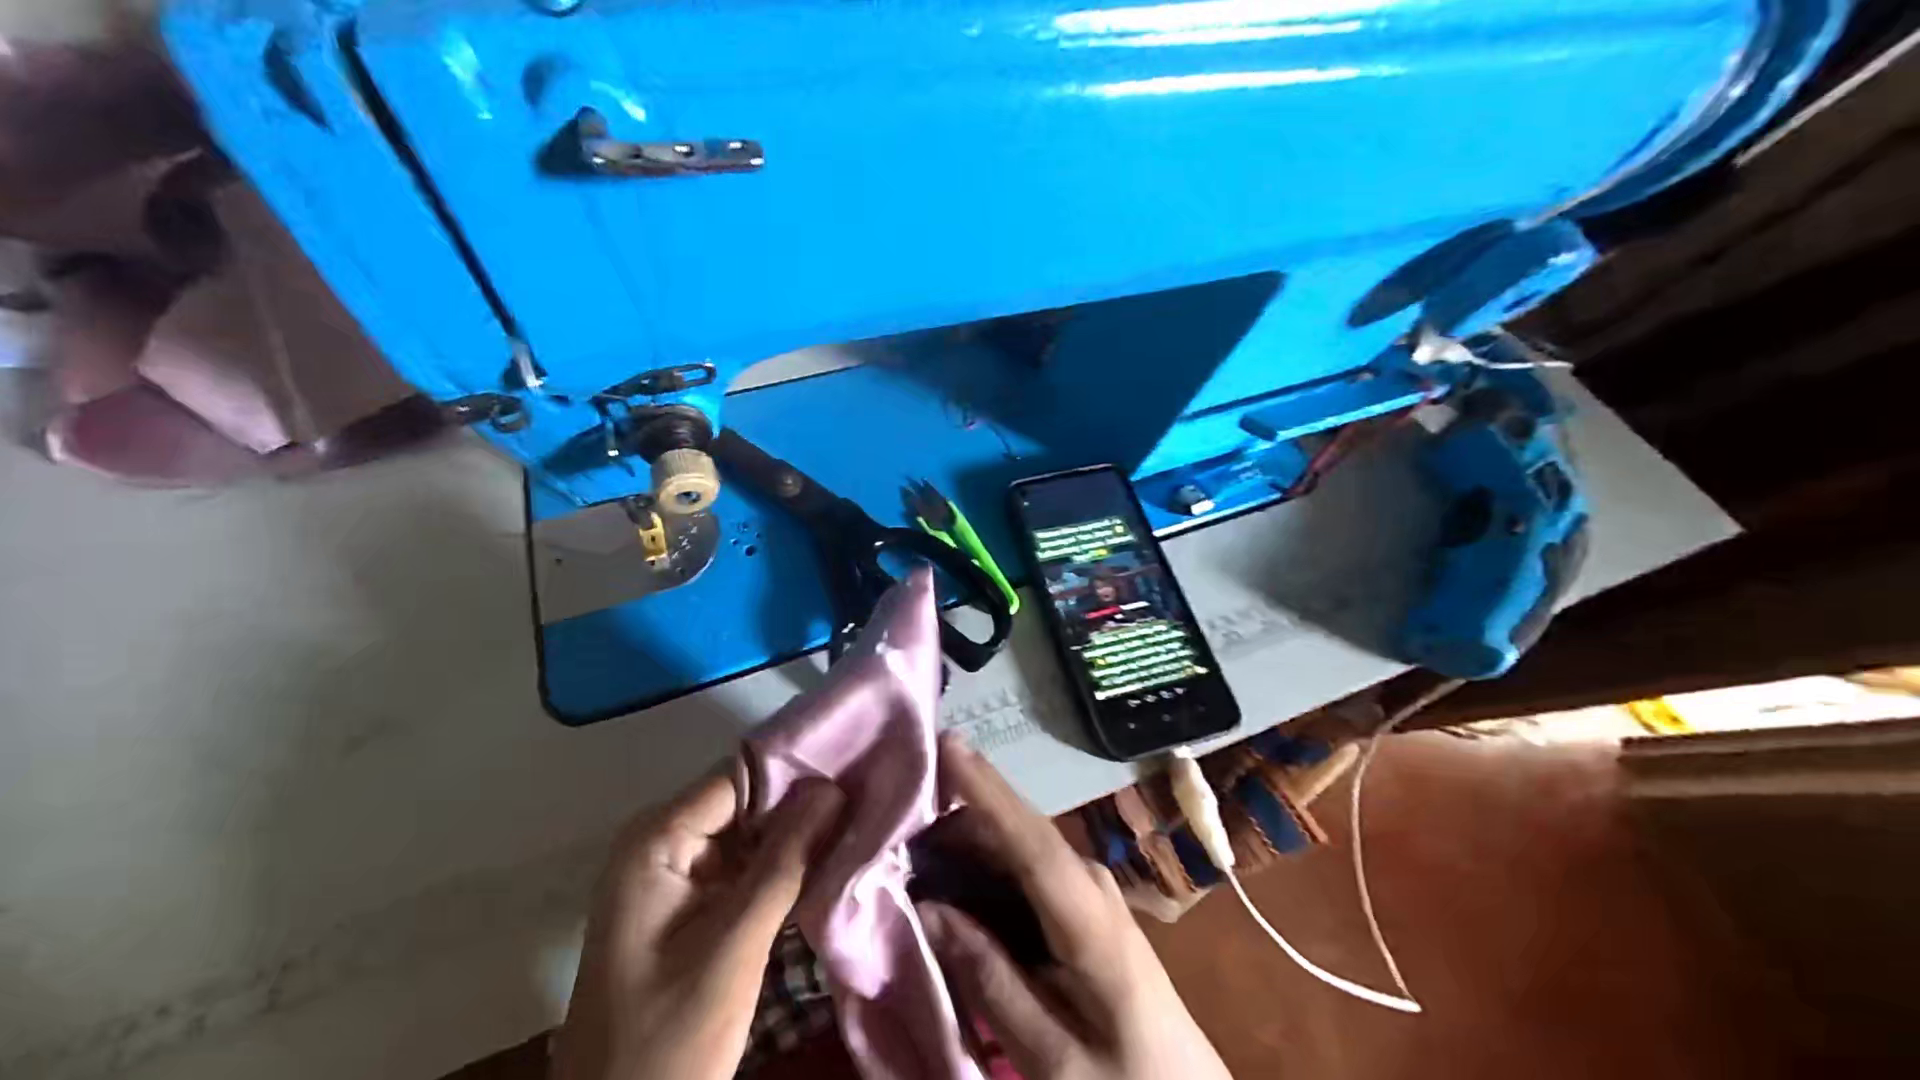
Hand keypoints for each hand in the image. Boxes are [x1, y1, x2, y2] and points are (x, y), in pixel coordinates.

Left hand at [552, 771, 843, 1079]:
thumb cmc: (668, 1038)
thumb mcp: (734, 946)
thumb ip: (785, 862)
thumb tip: (832, 788)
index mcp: (656, 840)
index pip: (740, 777)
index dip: (798, 770)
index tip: (857, 769)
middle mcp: (661, 842)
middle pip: (746, 801)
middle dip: (804, 804)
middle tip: (869, 799)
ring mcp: (674, 874)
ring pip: (751, 833)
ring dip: (799, 836)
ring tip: (863, 821)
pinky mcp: (690, 904)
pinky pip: (744, 866)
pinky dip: (783, 867)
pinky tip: (831, 860)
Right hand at [919, 737, 1231, 1079]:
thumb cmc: (1120, 1077)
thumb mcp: (1050, 1054)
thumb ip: (989, 978)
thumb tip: (927, 908)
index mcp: (1086, 913)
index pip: (1030, 837)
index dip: (986, 788)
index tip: (946, 742)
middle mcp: (1085, 879)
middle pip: (1011, 831)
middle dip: (951, 816)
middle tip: (887, 818)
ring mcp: (1083, 886)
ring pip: (1011, 846)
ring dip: (959, 843)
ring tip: (901, 846)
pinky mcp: (1074, 900)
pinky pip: (1018, 868)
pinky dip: (977, 866)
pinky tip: (941, 878)